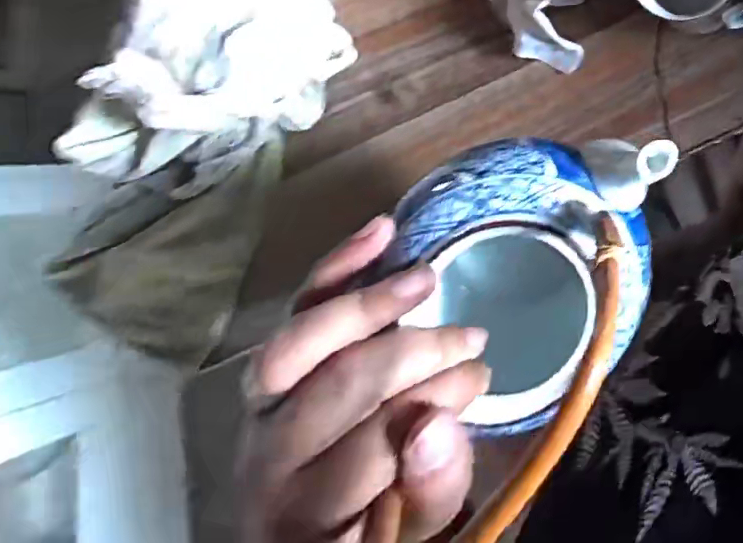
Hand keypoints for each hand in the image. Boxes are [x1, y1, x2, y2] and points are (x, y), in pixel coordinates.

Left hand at [239, 216, 489, 542]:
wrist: (318, 518)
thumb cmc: (378, 519)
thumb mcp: (416, 527)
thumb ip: (432, 488)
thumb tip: (435, 423)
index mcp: (306, 516)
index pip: (372, 446)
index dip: (431, 403)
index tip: (481, 376)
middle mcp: (268, 458)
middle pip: (341, 387)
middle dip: (417, 353)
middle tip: (472, 338)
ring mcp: (261, 406)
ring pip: (298, 343)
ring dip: (370, 302)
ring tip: (427, 276)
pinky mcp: (272, 361)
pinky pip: (296, 306)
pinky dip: (339, 265)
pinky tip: (381, 229)